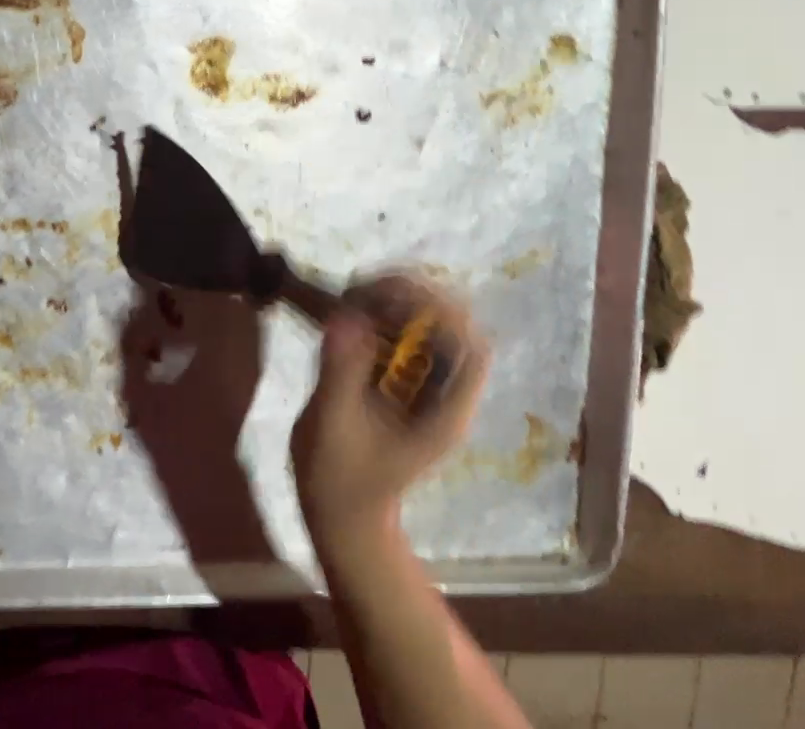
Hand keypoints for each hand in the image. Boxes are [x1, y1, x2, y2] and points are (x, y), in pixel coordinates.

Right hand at [290, 274, 487, 550]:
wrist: (341, 515)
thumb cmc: (339, 479)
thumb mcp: (333, 426)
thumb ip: (341, 372)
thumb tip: (345, 316)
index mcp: (445, 411)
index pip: (470, 347)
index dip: (440, 311)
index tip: (389, 296)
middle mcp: (444, 394)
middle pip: (453, 328)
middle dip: (415, 298)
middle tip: (365, 288)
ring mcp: (423, 389)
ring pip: (430, 329)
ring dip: (396, 303)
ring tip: (353, 296)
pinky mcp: (400, 385)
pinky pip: (403, 340)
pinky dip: (380, 319)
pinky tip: (349, 315)